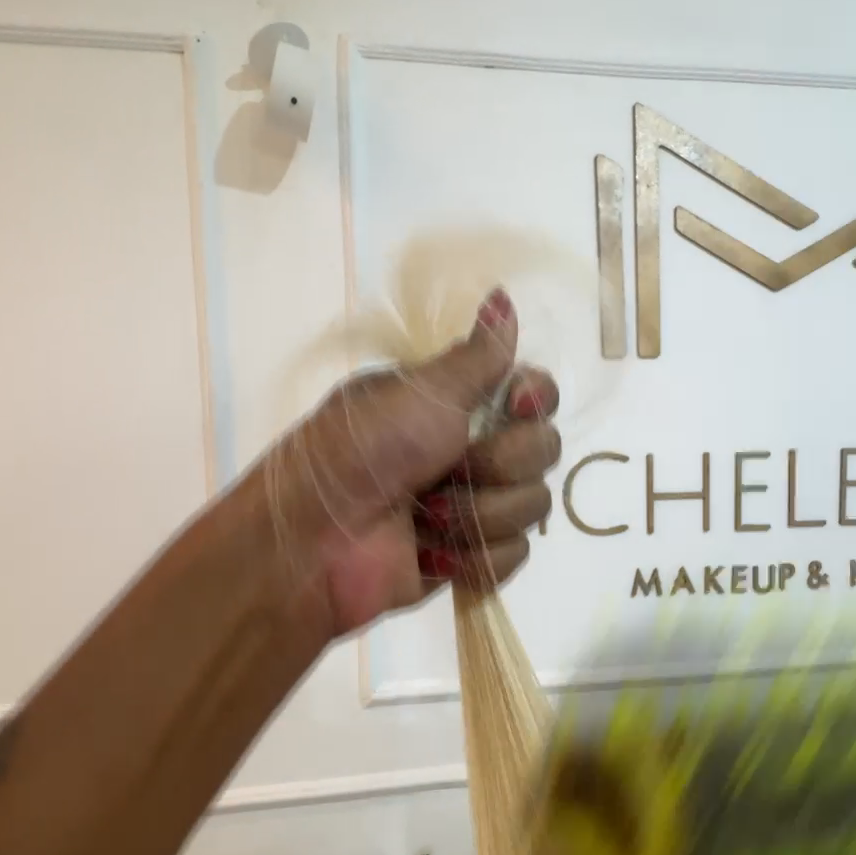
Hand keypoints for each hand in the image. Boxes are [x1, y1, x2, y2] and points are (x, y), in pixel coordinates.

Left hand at [262, 287, 560, 640]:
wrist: (313, 542)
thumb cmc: (360, 452)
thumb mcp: (419, 393)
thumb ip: (477, 355)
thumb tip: (503, 294)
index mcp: (457, 405)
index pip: (533, 393)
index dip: (535, 399)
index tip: (516, 405)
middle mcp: (473, 451)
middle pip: (542, 450)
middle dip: (498, 465)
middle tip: (448, 469)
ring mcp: (474, 508)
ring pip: (532, 506)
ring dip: (477, 514)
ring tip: (426, 520)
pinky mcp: (470, 560)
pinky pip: (512, 556)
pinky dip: (474, 558)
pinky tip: (434, 554)